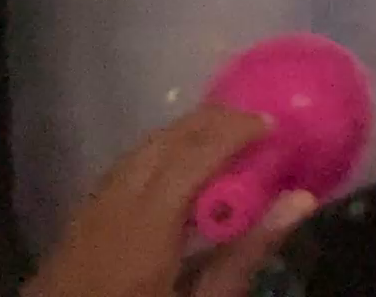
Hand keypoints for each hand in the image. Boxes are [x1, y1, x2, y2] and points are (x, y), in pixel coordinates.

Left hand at [24, 106, 315, 296]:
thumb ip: (247, 254)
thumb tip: (302, 200)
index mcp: (142, 231)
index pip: (192, 157)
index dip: (234, 132)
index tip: (273, 124)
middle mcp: (109, 210)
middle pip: (163, 142)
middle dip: (212, 122)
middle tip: (255, 123)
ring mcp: (85, 216)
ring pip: (140, 150)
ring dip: (185, 135)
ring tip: (226, 138)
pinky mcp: (74, 227)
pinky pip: (123, 170)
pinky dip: (160, 154)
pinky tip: (182, 169)